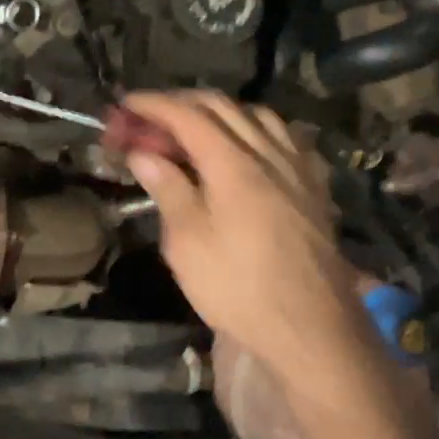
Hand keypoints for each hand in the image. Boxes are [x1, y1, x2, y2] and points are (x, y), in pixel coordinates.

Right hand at [123, 92, 360, 373]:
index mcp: (233, 164)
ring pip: (256, 116)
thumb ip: (168, 189)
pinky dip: (255, 130)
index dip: (152, 104)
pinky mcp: (315, 189)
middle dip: (179, 104)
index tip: (123, 105)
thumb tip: (144, 154)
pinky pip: (285, 138)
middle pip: (221, 107)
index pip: (187, 115)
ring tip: (193, 132)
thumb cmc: (240, 290)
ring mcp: (297, 169)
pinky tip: (247, 151)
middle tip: (148, 121)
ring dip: (218, 113)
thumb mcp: (188, 244)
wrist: (314, 333)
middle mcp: (268, 154)